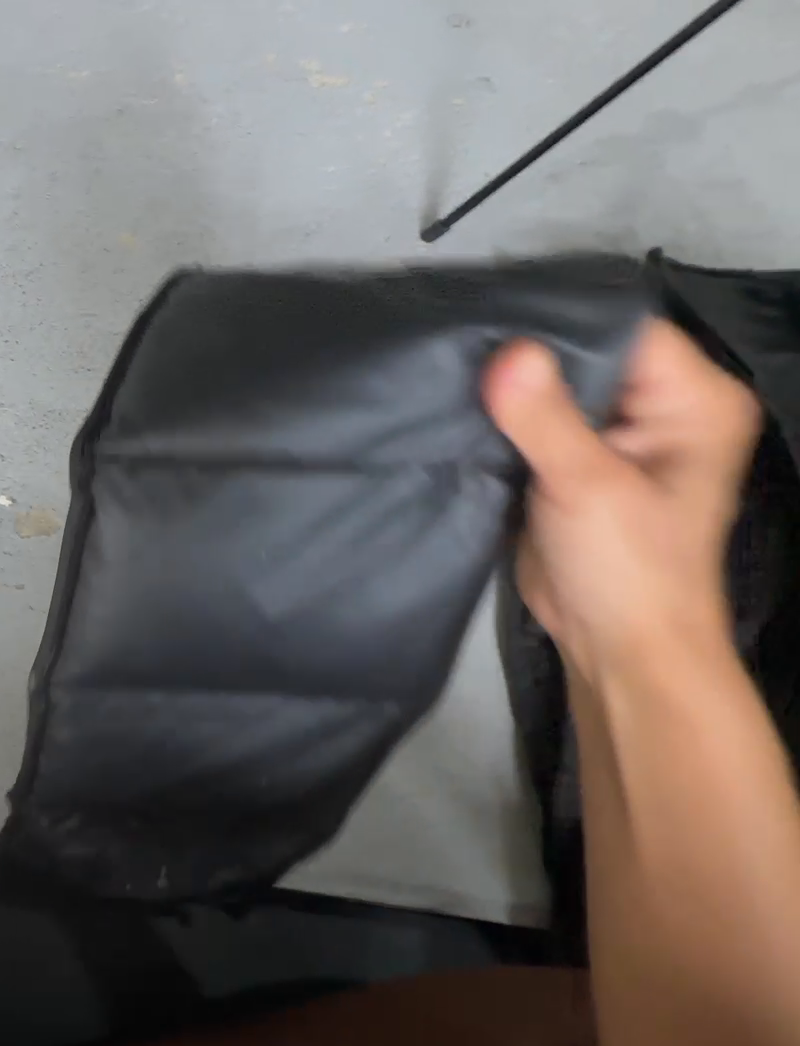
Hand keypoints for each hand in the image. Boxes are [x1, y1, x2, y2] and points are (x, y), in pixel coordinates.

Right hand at [482, 318, 760, 684]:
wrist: (612, 637)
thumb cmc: (627, 564)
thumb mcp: (586, 486)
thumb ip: (546, 418)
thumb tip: (507, 350)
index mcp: (692, 403)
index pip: (624, 334)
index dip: (558, 325)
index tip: (486, 319)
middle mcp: (655, 410)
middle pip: (582, 358)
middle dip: (521, 357)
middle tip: (452, 345)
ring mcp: (607, 438)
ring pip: (547, 391)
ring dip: (500, 390)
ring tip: (443, 373)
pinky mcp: (564, 464)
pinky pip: (525, 424)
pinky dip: (492, 420)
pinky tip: (452, 411)